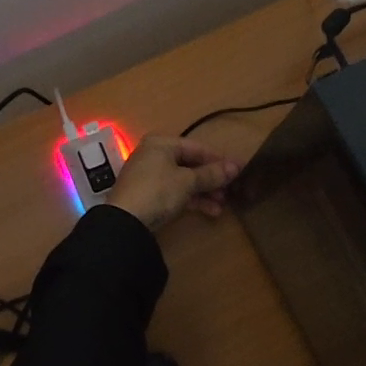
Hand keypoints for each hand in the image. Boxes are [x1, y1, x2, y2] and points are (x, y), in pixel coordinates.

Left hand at [104, 135, 241, 232]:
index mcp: (161, 144)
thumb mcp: (187, 181)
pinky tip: (211, 211)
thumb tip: (236, 166)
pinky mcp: (150, 196)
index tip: (240, 169)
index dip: (218, 159)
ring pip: (184, 180)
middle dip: (212, 178)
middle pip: (190, 164)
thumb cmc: (157, 190)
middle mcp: (154, 155)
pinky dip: (193, 200)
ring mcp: (151, 176)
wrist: (125, 221)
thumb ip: (211, 174)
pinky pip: (176, 193)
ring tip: (223, 204)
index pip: (196, 147)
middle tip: (232, 189)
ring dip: (205, 191)